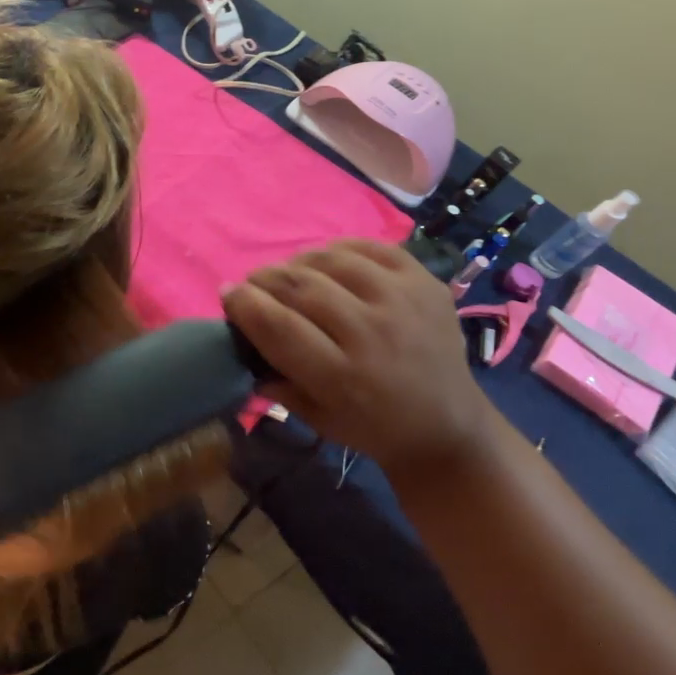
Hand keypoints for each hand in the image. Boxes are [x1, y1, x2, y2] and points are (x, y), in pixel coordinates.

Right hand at [223, 239, 494, 482]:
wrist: (447, 425)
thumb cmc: (371, 426)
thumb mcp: (315, 418)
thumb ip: (275, 379)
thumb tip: (239, 335)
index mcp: (342, 377)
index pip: (278, 325)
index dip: (244, 304)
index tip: (228, 294)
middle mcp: (372, 334)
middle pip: (300, 287)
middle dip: (264, 280)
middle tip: (253, 284)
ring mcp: (402, 302)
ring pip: (330, 261)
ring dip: (297, 263)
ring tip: (288, 275)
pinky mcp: (424, 282)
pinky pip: (369, 247)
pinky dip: (337, 250)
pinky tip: (325, 263)